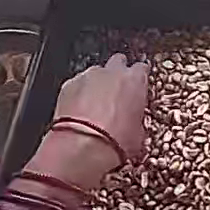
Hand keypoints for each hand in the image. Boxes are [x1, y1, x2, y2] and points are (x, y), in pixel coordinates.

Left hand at [26, 54, 149, 192]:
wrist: (82, 147)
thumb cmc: (113, 141)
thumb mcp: (138, 135)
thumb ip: (136, 119)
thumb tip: (133, 124)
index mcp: (135, 81)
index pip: (142, 69)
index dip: (139, 79)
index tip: (137, 89)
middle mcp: (112, 72)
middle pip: (118, 62)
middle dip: (117, 75)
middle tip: (116, 95)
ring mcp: (88, 76)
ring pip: (95, 73)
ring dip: (96, 86)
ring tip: (95, 108)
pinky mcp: (68, 85)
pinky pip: (76, 84)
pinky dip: (78, 95)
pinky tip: (78, 112)